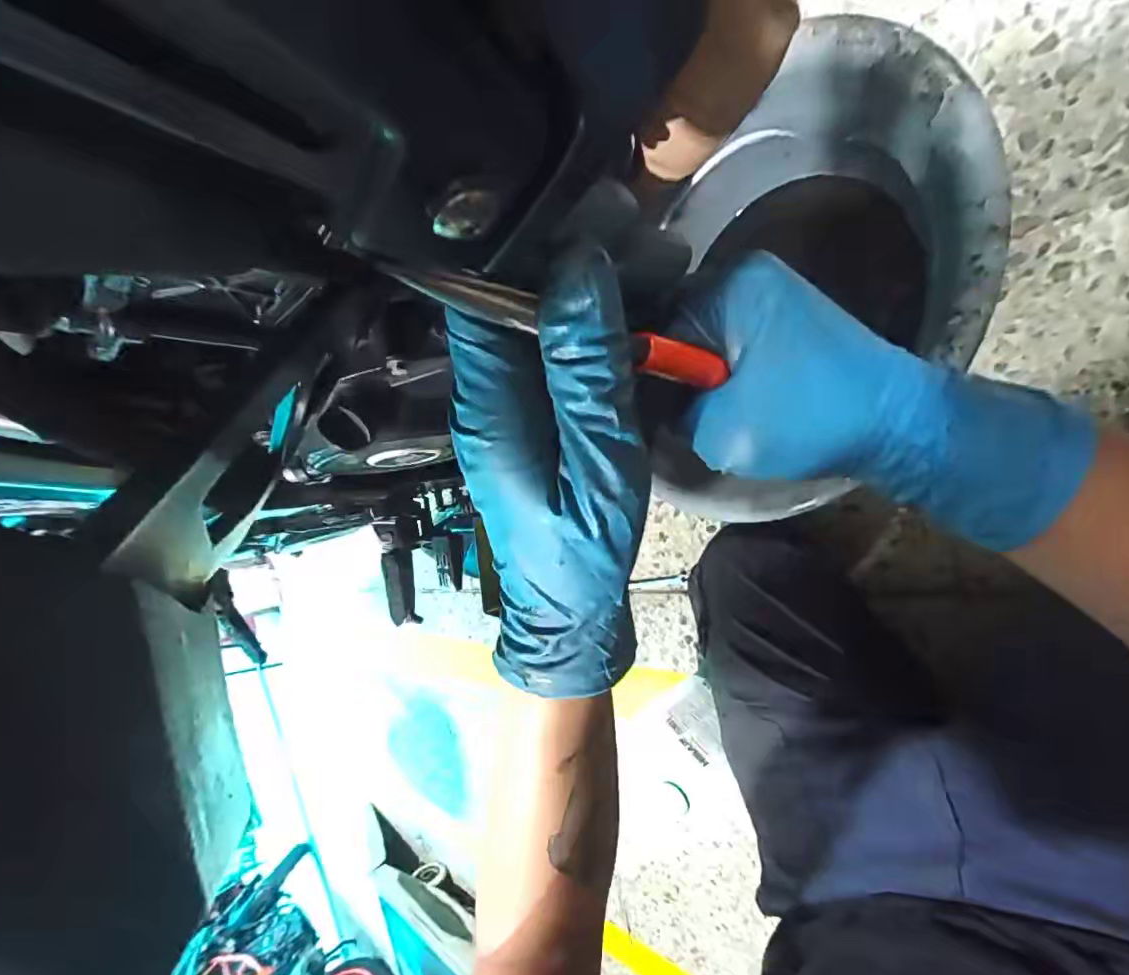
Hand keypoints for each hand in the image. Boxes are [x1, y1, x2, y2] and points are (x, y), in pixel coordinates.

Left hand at [448, 244, 649, 696]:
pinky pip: (556, 364)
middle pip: (511, 306)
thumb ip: (587, 373)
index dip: (522, 244)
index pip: (477, 298)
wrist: (572, 613)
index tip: (579, 207)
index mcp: (489, 408)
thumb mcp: (599, 464)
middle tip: (631, 224)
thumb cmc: (586, 553)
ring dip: (589, 293)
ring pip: (539, 331)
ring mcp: (509, 415)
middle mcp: (487, 401)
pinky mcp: (533, 428)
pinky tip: (638, 318)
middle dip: (567, 260)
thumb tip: (579, 274)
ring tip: (650, 259)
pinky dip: (595, 334)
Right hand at [672, 251, 1096, 550]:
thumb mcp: (720, 431)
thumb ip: (673, 415)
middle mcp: (746, 278)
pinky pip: (734, 352)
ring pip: (706, 347)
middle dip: (676, 378)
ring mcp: (770, 300)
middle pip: (677, 332)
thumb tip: (659, 409)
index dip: (644, 374)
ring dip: (703, 385)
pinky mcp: (786, 327)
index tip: (641, 409)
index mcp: (728, 286)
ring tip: (711, 417)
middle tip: (678, 418)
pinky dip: (727, 381)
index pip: (653, 327)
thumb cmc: (810, 420)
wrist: (897, 424)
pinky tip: (733, 408)